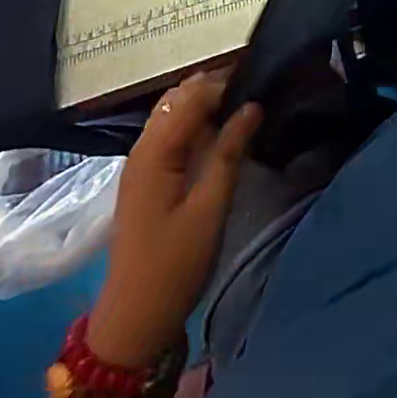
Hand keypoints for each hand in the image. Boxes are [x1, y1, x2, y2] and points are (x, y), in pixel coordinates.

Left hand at [87, 72, 261, 365]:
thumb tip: (252, 105)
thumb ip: (229, 151)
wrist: (135, 316)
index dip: (225, 84)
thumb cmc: (176, 262)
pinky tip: (219, 131)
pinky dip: (193, 121)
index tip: (261, 81)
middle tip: (255, 90)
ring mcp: (141, 161)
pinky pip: (169, 131)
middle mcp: (143, 147)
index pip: (191, 97)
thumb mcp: (211, 207)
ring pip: (171, 112)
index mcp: (155, 151)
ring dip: (203, 102)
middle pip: (177, 97)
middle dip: (214, 87)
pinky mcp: (146, 175)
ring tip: (242, 106)